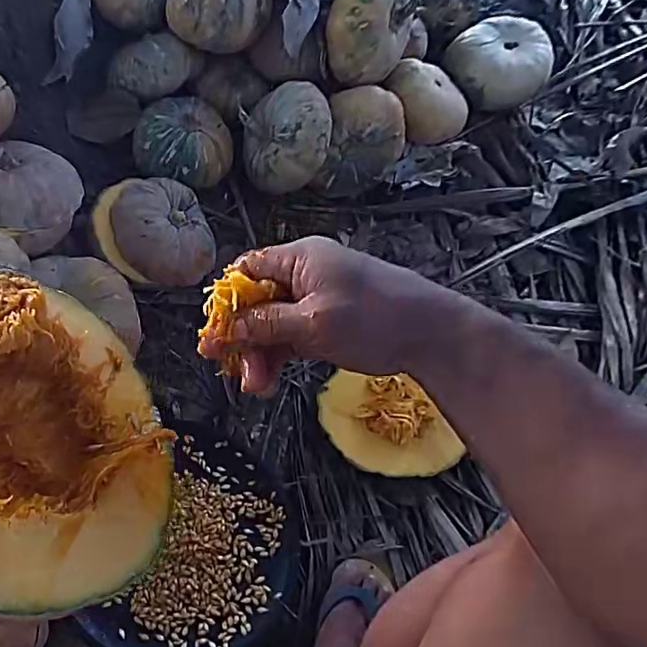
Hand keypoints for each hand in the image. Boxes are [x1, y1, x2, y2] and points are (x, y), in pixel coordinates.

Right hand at [201, 237, 480, 394]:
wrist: (430, 335)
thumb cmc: (374, 318)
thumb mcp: (313, 323)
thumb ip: (267, 325)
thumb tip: (230, 328)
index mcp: (300, 259)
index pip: (247, 270)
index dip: (228, 301)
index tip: (216, 332)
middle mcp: (303, 276)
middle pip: (257, 303)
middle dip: (243, 338)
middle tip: (229, 368)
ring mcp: (314, 301)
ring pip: (271, 326)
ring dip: (259, 356)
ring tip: (256, 386)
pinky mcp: (323, 325)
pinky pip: (289, 339)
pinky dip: (278, 359)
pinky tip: (268, 381)